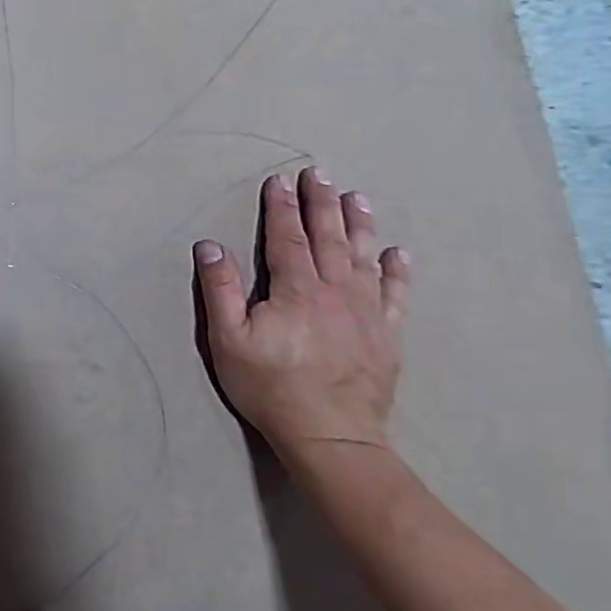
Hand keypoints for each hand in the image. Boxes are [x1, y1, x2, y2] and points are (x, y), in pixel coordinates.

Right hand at [194, 167, 409, 457]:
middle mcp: (336, 292)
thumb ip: (220, 290)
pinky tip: (399, 252)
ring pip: (364, 257)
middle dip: (321, 203)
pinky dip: (398, 271)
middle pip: (328, 238)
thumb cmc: (269, 386)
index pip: (287, 238)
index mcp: (296, 291)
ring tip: (357, 197)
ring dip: (359, 224)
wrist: (331, 436)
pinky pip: (397, 294)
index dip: (282, 208)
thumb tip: (211, 246)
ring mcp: (368, 313)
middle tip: (319, 174)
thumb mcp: (228, 340)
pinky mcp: (388, 335)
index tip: (279, 181)